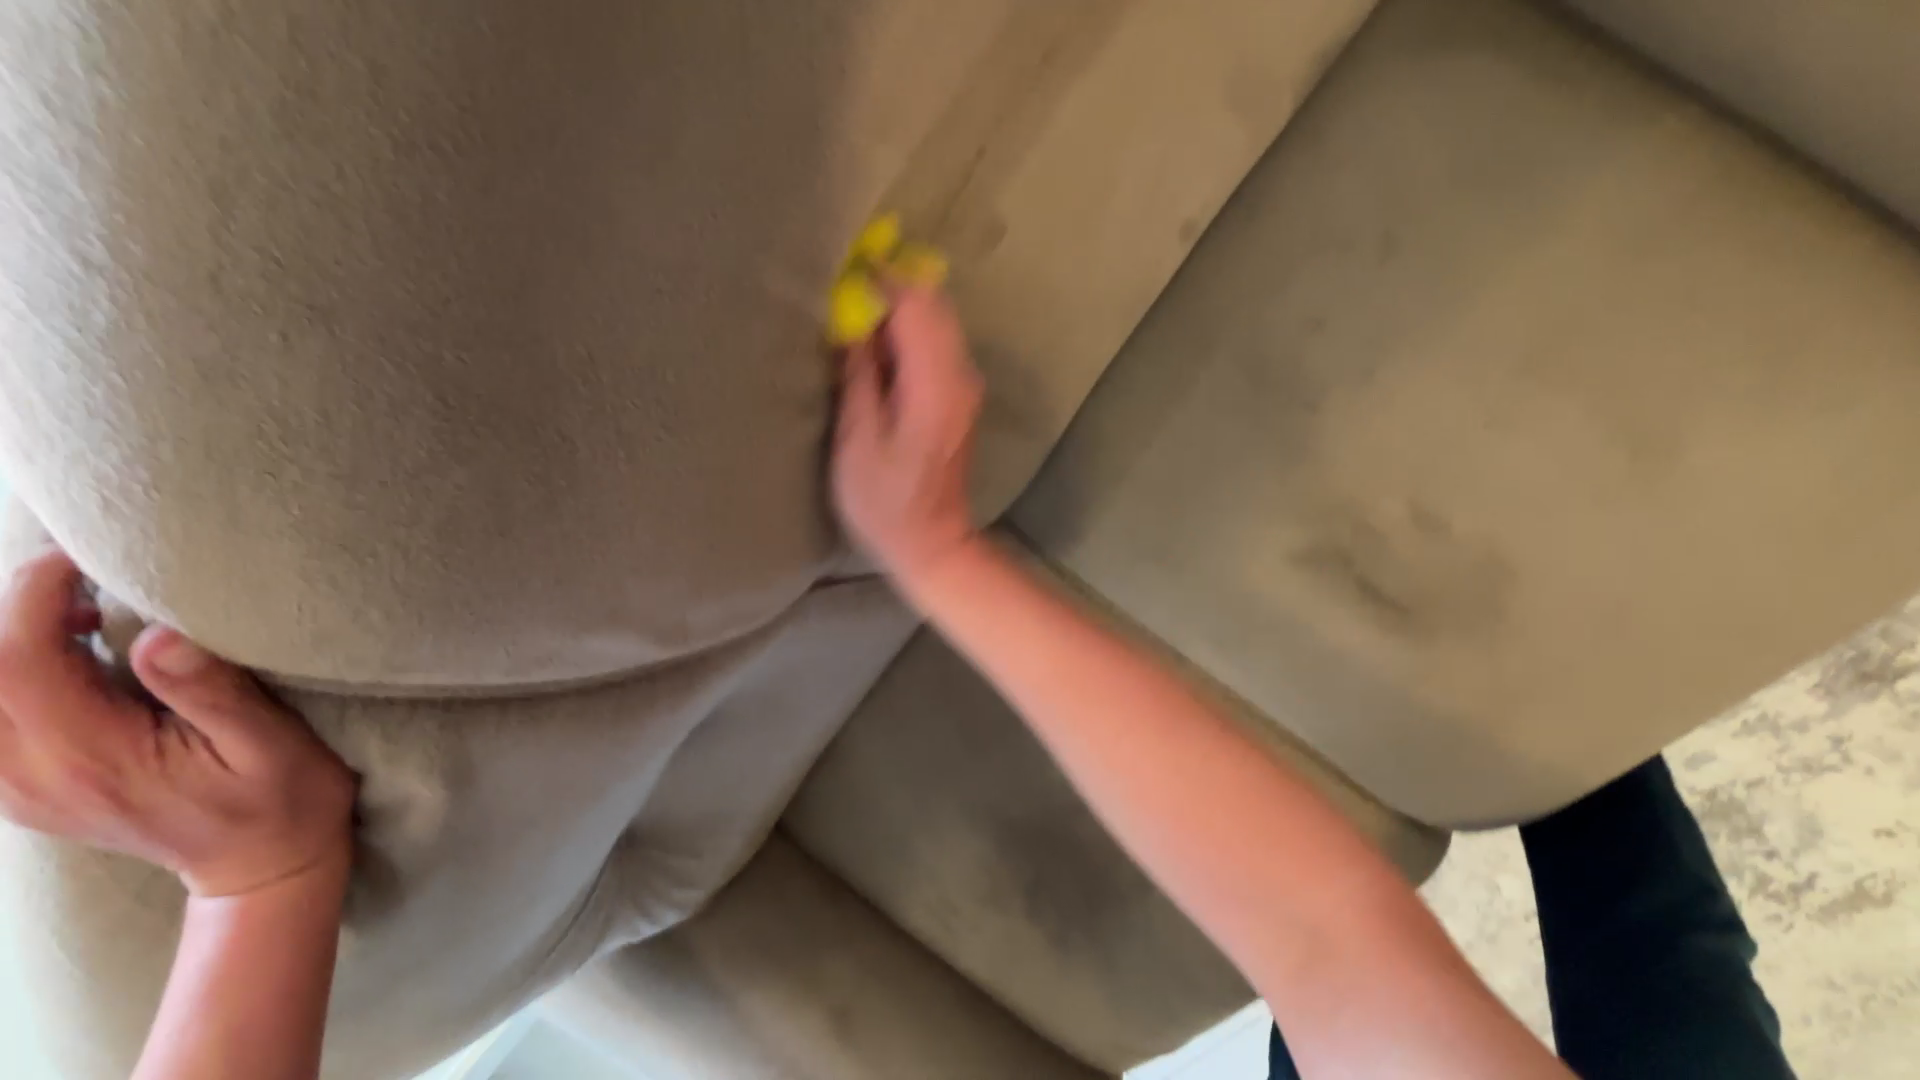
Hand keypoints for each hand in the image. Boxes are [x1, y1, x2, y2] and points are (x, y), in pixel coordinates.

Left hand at [0, 548, 355, 897]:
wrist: (263, 867)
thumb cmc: (284, 800)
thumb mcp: (271, 744)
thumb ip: (211, 692)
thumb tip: (158, 635)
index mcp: (90, 759)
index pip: (16, 662)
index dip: (33, 595)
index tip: (81, 553)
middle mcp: (32, 776)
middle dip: (16, 608)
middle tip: (87, 573)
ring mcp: (18, 787)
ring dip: (12, 640)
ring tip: (82, 610)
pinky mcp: (24, 785)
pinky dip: (14, 670)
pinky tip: (71, 650)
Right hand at [831, 285, 986, 585]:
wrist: (932, 542)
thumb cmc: (885, 502)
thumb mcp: (858, 441)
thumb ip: (858, 375)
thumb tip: (853, 322)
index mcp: (935, 383)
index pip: (915, 305)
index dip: (878, 282)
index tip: (840, 278)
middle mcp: (962, 374)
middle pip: (933, 304)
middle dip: (890, 289)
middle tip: (843, 295)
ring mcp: (966, 384)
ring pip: (938, 320)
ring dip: (899, 310)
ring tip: (853, 318)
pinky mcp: (960, 395)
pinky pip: (937, 343)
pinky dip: (909, 333)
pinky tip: (876, 347)